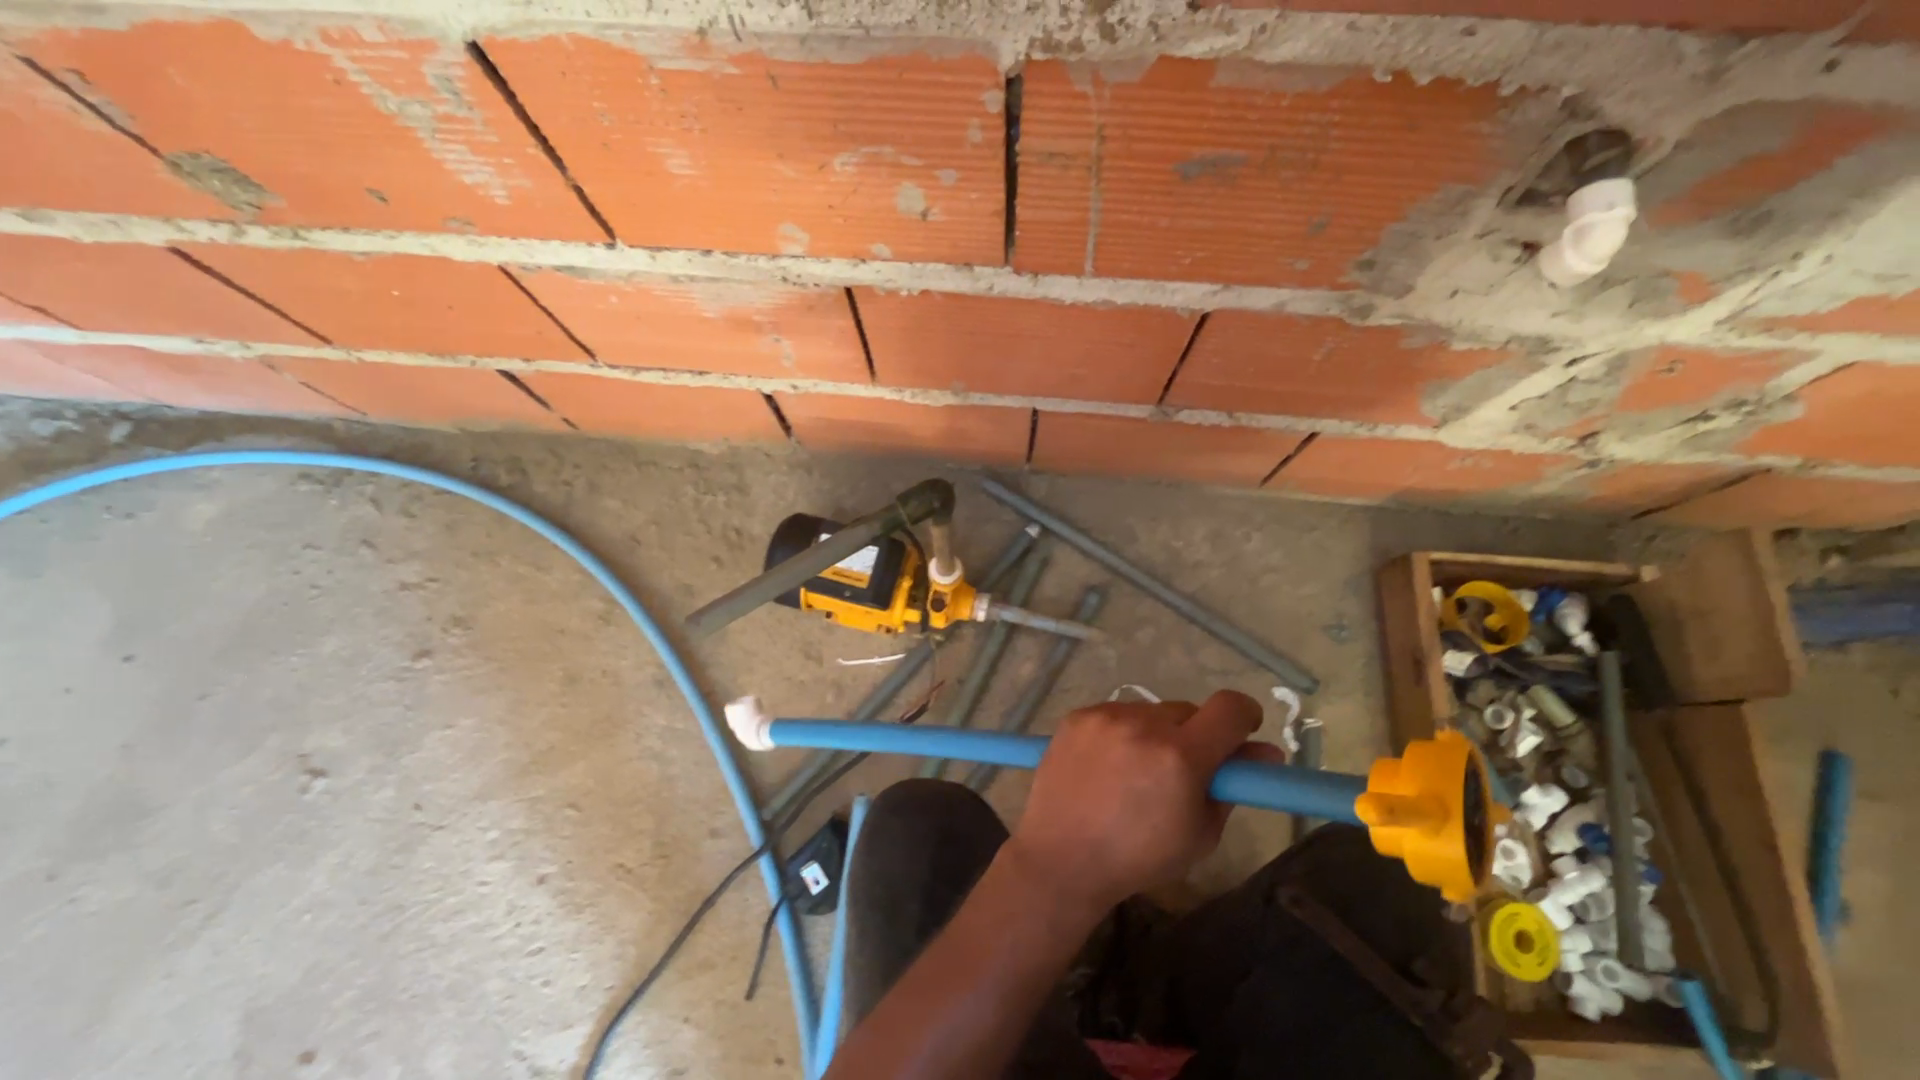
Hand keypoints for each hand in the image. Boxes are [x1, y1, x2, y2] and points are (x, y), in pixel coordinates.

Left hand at [1004, 690, 1273, 915]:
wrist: (1062, 859)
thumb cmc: (1139, 858)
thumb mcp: (1201, 834)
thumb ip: (1232, 787)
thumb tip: (1262, 752)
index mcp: (1181, 756)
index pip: (1230, 708)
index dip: (1244, 718)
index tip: (1242, 736)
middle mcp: (1143, 725)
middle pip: (1189, 711)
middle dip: (1196, 736)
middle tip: (1182, 771)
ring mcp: (1105, 717)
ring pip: (1151, 712)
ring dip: (1156, 733)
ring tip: (1137, 773)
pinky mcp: (1077, 717)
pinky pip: (1116, 715)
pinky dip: (1123, 733)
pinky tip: (1109, 767)